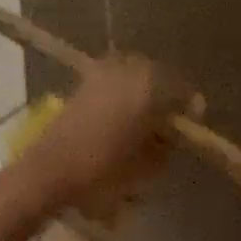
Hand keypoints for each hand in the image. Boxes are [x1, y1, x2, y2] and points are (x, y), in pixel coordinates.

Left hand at [25, 54, 183, 205]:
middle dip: (166, 95)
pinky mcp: (82, 81)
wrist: (51, 169)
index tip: (189, 128)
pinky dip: (121, 92)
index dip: (190, 110)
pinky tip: (120, 114)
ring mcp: (102, 72)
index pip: (183, 92)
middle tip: (167, 122)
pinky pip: (113, 80)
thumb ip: (166, 146)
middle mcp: (128, 70)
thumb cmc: (104, 170)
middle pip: (159, 76)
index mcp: (150, 87)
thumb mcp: (148, 165)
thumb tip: (169, 136)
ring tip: (143, 118)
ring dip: (142, 90)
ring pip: (134, 74)